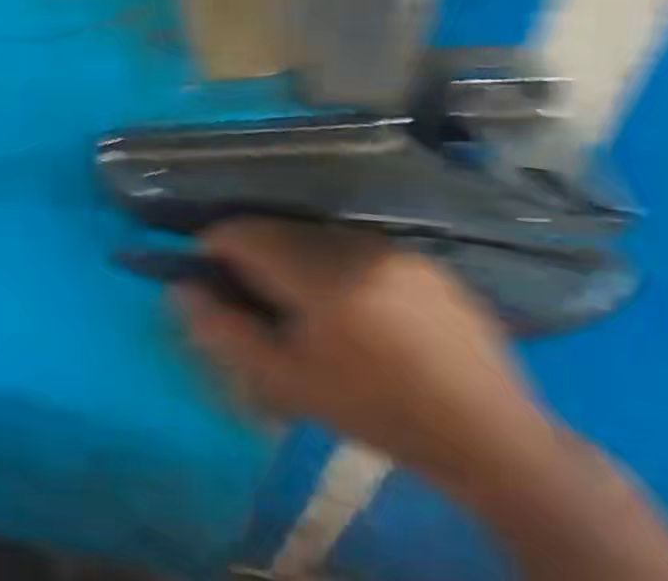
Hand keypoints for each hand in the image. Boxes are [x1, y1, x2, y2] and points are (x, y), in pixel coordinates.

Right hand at [174, 221, 557, 496]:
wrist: (489, 438)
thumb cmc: (375, 411)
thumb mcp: (287, 382)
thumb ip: (226, 331)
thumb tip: (179, 289)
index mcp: (324, 277)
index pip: (246, 234)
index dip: (213, 245)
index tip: (203, 270)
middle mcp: (358, 248)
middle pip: (279, 229)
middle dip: (251, 251)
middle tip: (246, 290)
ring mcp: (395, 250)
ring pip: (316, 234)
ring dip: (290, 253)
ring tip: (294, 296)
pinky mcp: (421, 259)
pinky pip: (353, 245)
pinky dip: (330, 259)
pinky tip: (343, 301)